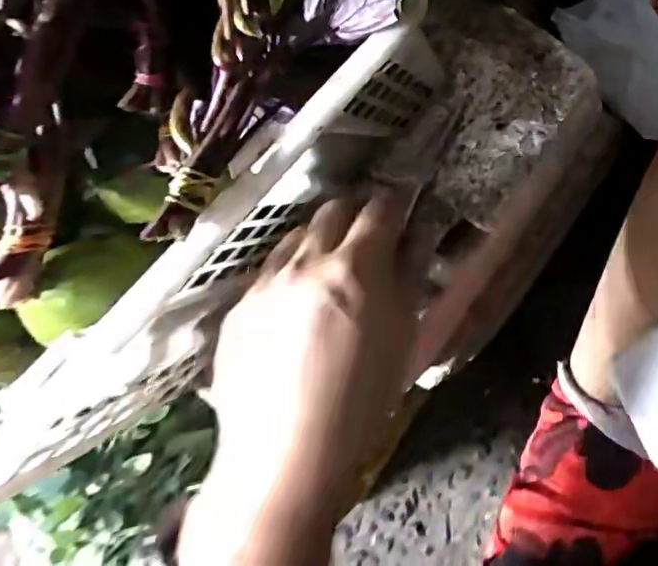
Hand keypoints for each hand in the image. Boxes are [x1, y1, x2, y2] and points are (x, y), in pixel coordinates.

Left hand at [181, 185, 433, 565]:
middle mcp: (307, 261)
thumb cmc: (362, 396)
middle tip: (370, 230)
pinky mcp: (237, 308)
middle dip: (357, 210)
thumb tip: (419, 233)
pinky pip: (269, 269)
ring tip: (331, 262)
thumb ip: (412, 271)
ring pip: (297, 234)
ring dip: (320, 236)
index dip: (396, 199)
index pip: (380, 207)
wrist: (283, 457)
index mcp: (356, 265)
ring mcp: (266, 282)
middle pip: (334, 209)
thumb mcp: (404, 331)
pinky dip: (291, 268)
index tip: (404, 202)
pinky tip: (297, 299)